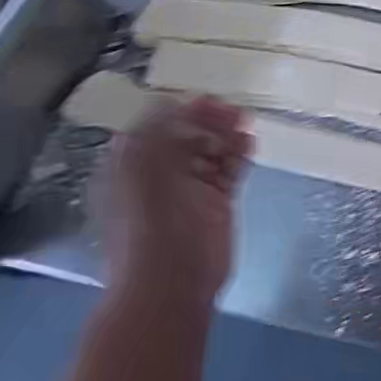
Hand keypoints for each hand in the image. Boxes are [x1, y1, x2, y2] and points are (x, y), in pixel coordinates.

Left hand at [95, 94, 252, 306]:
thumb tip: (173, 102)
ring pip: (210, 151)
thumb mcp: (147, 173)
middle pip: (185, 136)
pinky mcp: (216, 202)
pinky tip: (250, 143)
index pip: (154, 127)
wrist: (172, 281)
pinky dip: (239, 155)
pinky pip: (228, 171)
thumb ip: (159, 134)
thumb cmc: (153, 227)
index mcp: (130, 166)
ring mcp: (189, 189)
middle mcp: (158, 174)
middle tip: (232, 108)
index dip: (179, 111)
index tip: (206, 99)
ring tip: (246, 120)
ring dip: (226, 135)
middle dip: (207, 120)